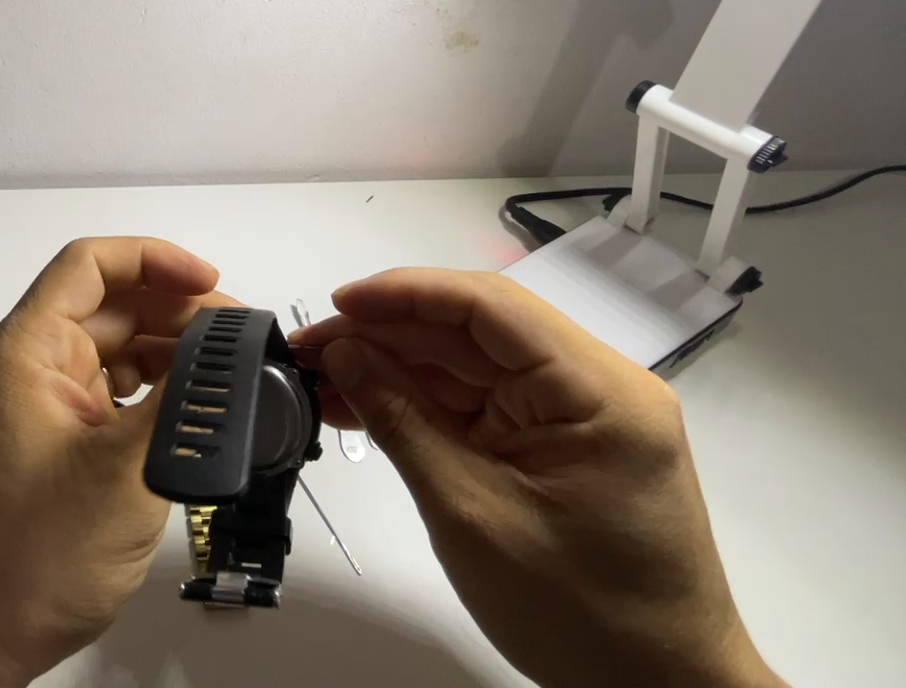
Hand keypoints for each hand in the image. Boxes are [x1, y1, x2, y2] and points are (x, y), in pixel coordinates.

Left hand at [0, 238, 230, 687]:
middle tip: (242, 338)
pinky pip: (116, 393)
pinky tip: (201, 407)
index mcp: (28, 349)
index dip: (152, 257)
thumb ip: (182, 403)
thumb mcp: (122, 472)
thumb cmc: (33, 554)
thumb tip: (231, 353)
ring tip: (233, 372)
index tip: (211, 283)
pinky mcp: (63, 440)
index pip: (88, 265)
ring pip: (118, 349)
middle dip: (177, 310)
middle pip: (111, 305)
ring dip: (174, 352)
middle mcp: (34, 364)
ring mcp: (47, 403)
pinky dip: (159, 391)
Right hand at [292, 269, 781, 687]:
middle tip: (310, 348)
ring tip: (318, 375)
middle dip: (384, 333)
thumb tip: (340, 352)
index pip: (488, 306)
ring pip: (462, 362)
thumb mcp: (468, 508)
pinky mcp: (549, 437)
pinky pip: (471, 400)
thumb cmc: (575, 612)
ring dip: (390, 366)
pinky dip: (413, 400)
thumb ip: (399, 417)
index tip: (338, 304)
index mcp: (596, 389)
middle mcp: (590, 383)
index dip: (405, 293)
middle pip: (469, 331)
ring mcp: (570, 411)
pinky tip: (355, 402)